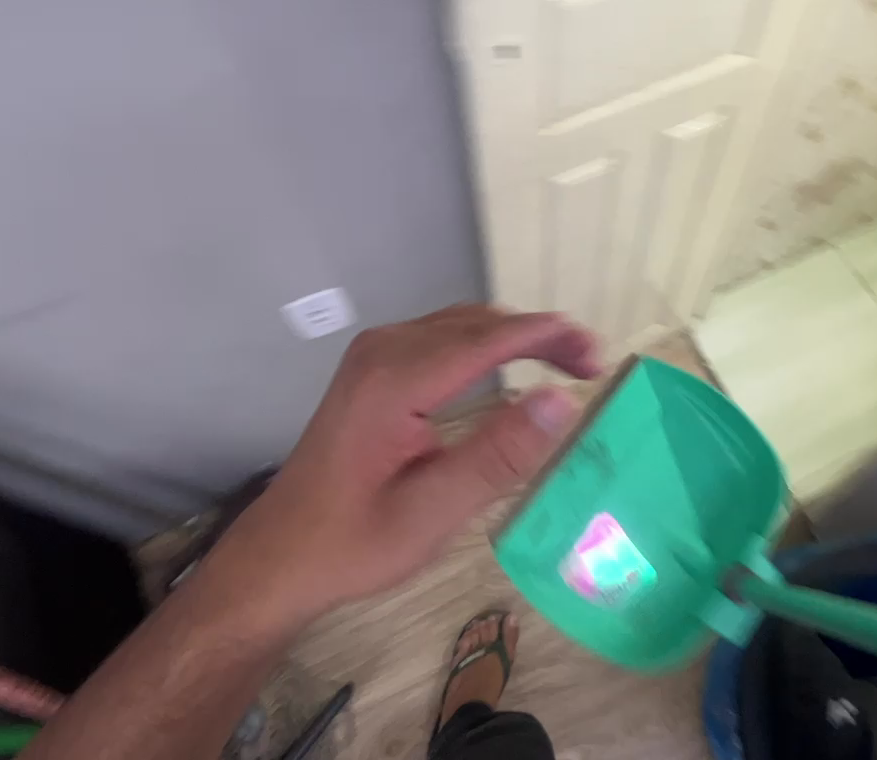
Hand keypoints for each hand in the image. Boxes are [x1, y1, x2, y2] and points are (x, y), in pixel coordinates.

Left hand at [207, 303, 600, 626]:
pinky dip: (486, 342)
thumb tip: (562, 400)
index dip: (546, 337)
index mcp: (395, 380)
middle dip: (538, 335)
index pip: (486, 340)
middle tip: (589, 363)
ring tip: (564, 360)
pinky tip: (510, 362)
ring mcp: (375, 353)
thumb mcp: (432, 512)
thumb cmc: (354, 542)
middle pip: (477, 324)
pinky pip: (442, 336)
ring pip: (461, 324)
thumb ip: (498, 455)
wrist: (281, 552)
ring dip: (514, 335)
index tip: (595, 351)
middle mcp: (384, 349)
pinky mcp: (374, 365)